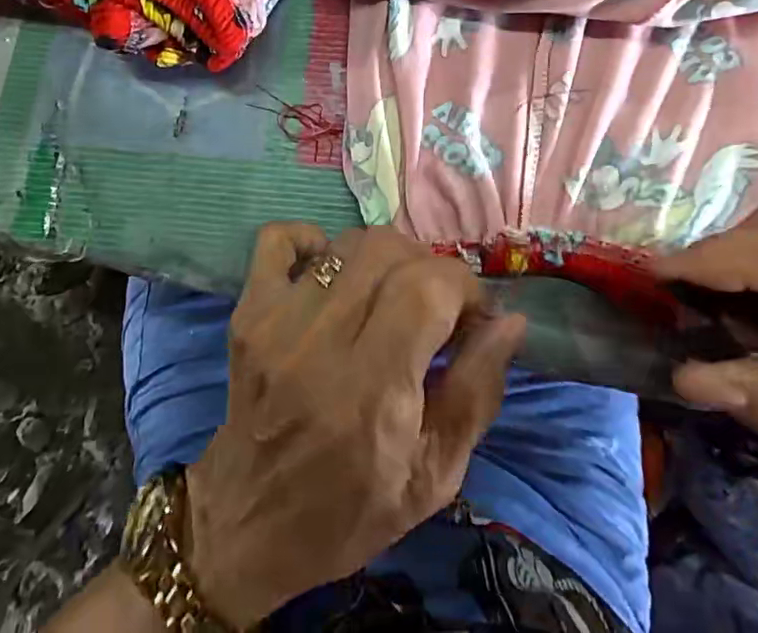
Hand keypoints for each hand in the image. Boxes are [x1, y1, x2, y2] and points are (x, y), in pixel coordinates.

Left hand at [183, 224, 525, 625]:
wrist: (251, 519)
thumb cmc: (351, 509)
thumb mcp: (435, 475)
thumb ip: (477, 391)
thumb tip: (509, 320)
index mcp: (374, 390)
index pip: (428, 287)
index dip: (464, 288)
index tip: (471, 318)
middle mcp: (321, 342)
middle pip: (388, 252)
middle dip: (429, 269)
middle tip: (435, 308)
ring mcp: (276, 321)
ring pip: (345, 242)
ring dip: (384, 258)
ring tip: (390, 296)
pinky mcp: (247, 312)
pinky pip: (276, 240)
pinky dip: (312, 241)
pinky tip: (331, 273)